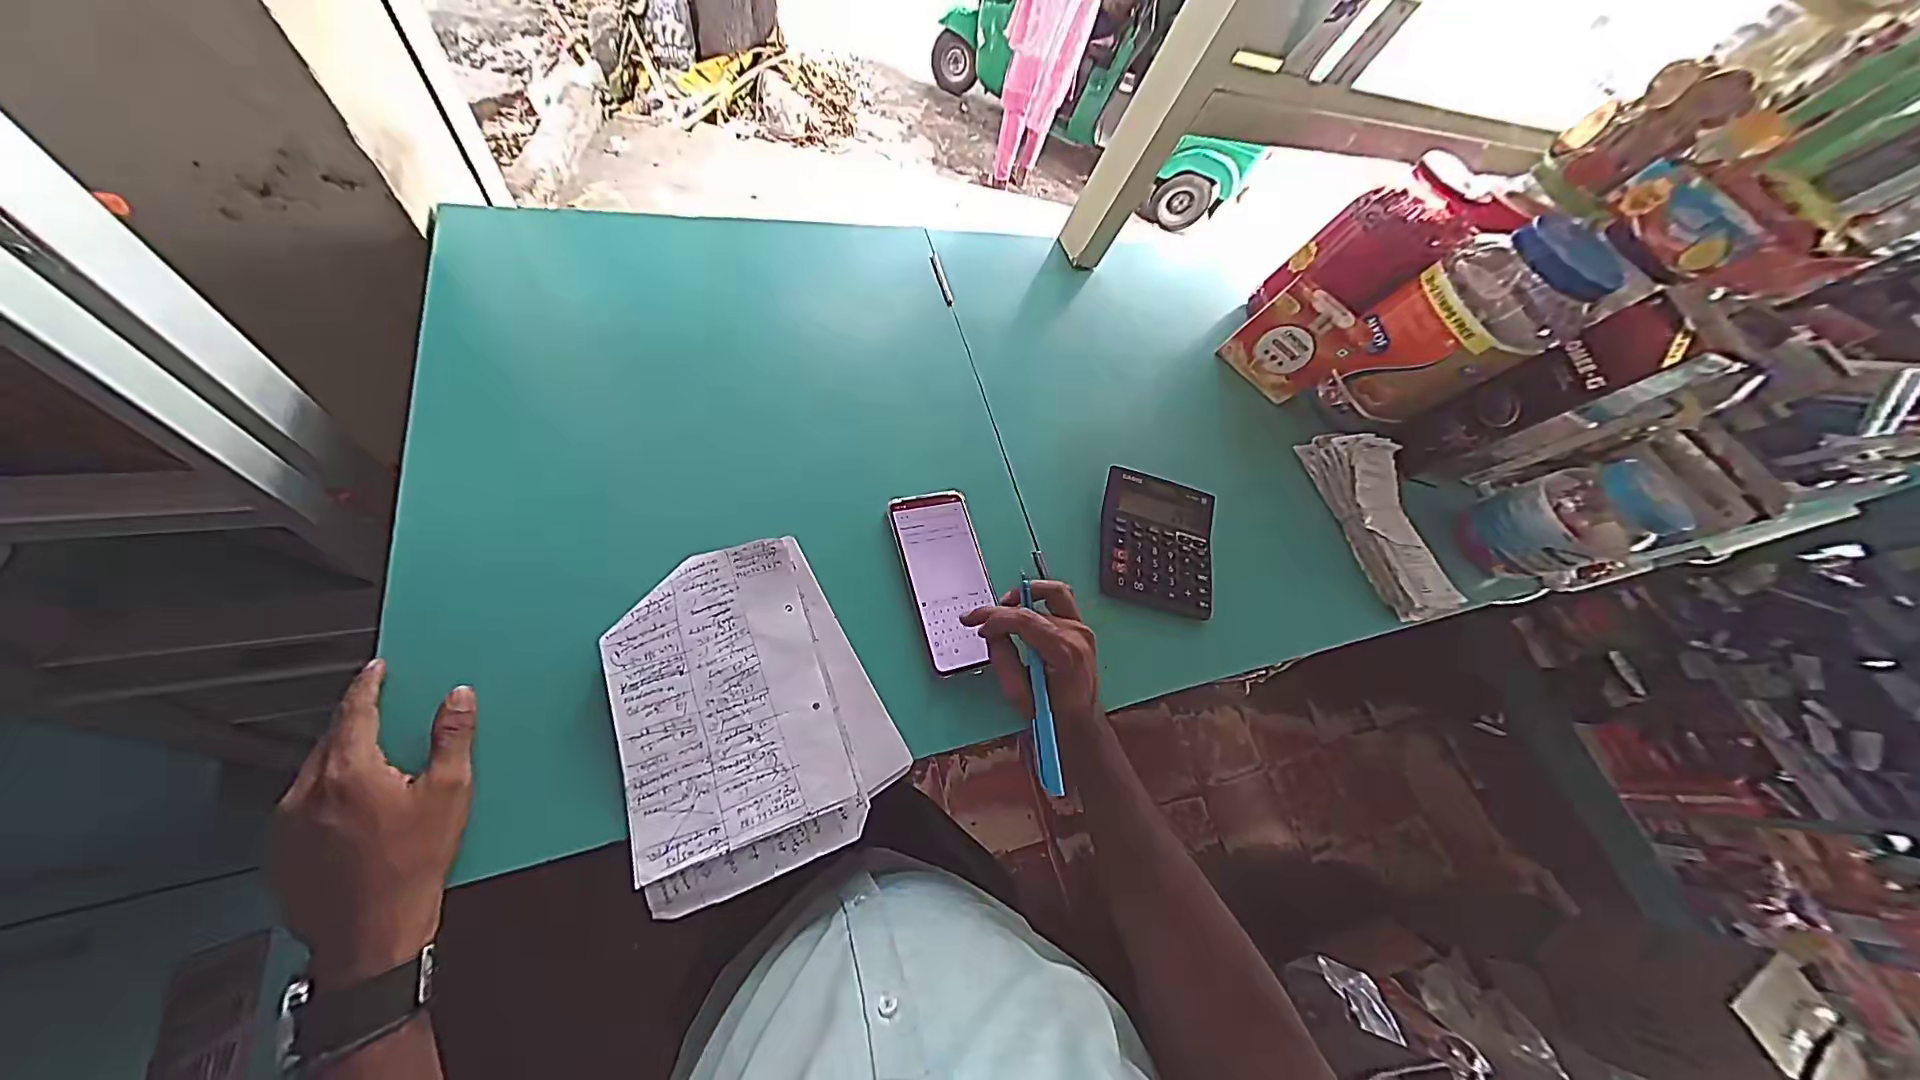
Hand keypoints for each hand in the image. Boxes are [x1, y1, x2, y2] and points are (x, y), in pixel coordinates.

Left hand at [270, 660, 476, 988]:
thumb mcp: (450, 792)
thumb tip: (458, 697)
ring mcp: (287, 822)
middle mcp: (308, 792)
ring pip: (315, 770)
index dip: (368, 685)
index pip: (355, 712)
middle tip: (385, 714)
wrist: (372, 930)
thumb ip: (453, 737)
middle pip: (332, 739)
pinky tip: (358, 806)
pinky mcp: (281, 848)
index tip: (375, 670)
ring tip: (379, 765)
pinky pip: (304, 801)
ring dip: (344, 757)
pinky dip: (329, 790)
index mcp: (350, 772)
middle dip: (357, 722)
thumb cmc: (414, 863)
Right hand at [960, 579, 1100, 725]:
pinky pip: (1060, 602)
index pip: (1025, 619)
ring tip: (1006, 606)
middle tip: (983, 617)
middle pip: (1034, 606)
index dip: (995, 617)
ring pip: (1053, 593)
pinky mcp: (1081, 630)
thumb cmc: (1053, 716)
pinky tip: (1023, 611)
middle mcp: (1077, 636)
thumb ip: (1003, 659)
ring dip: (1026, 595)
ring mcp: (1082, 630)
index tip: (975, 622)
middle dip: (1003, 609)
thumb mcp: (1019, 694)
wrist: (1080, 725)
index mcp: (1064, 652)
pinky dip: (1039, 601)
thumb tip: (992, 632)